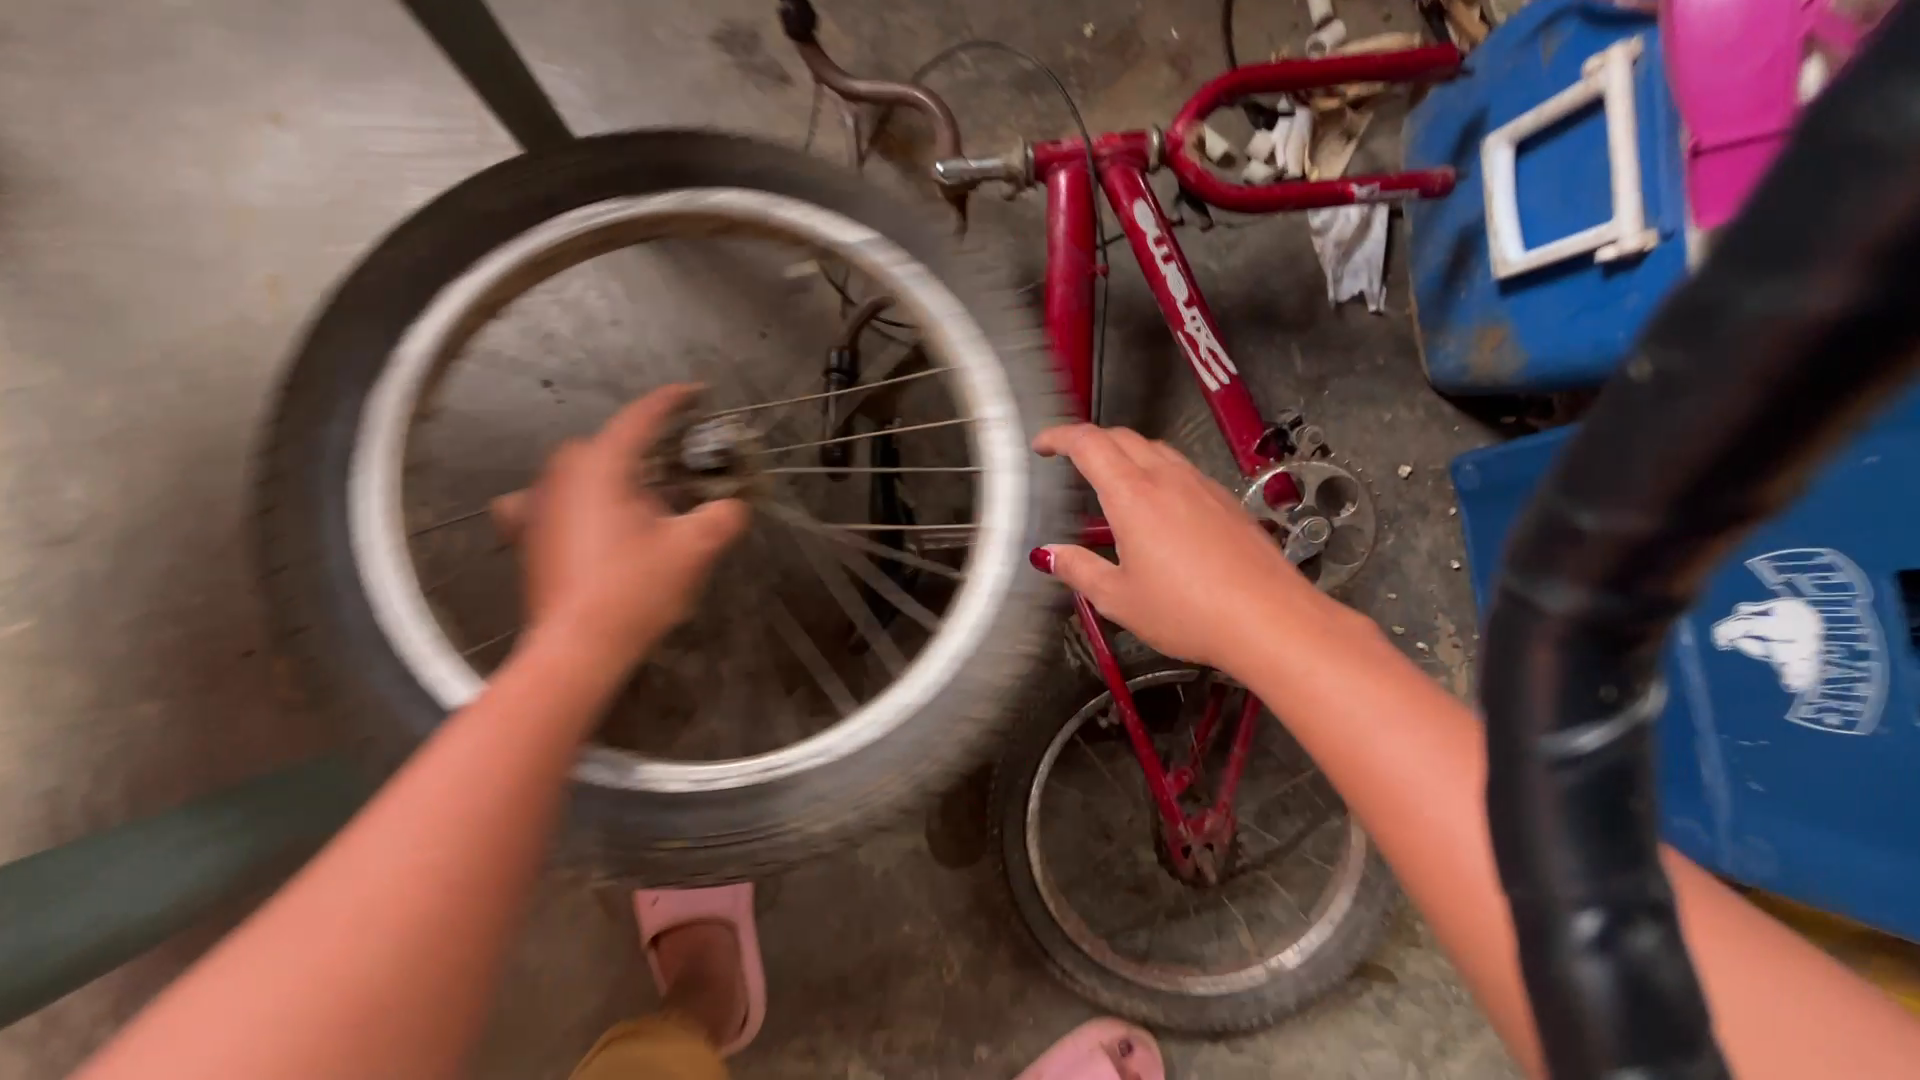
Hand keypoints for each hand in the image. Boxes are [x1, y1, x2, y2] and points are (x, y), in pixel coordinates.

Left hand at [492, 385, 749, 670]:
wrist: (576, 647)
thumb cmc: (634, 590)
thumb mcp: (693, 549)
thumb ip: (723, 517)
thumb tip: (735, 505)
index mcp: (602, 466)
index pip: (641, 418)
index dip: (673, 402)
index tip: (698, 393)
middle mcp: (562, 474)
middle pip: (609, 445)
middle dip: (645, 452)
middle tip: (680, 476)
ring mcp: (537, 504)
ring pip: (579, 471)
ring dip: (611, 477)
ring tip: (641, 504)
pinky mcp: (526, 535)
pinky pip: (545, 501)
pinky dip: (568, 501)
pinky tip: (579, 519)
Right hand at [1033, 424, 1332, 672]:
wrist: (1270, 619)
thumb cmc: (1189, 613)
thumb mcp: (1119, 599)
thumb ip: (1079, 570)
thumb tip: (1049, 555)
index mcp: (1133, 496)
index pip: (1088, 444)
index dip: (1059, 436)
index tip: (1042, 444)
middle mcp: (1168, 479)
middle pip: (1122, 437)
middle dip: (1090, 440)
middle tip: (1070, 459)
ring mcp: (1202, 486)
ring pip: (1156, 449)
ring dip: (1126, 453)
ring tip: (1112, 480)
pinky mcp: (1226, 501)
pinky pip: (1183, 471)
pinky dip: (1157, 472)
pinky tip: (1158, 507)